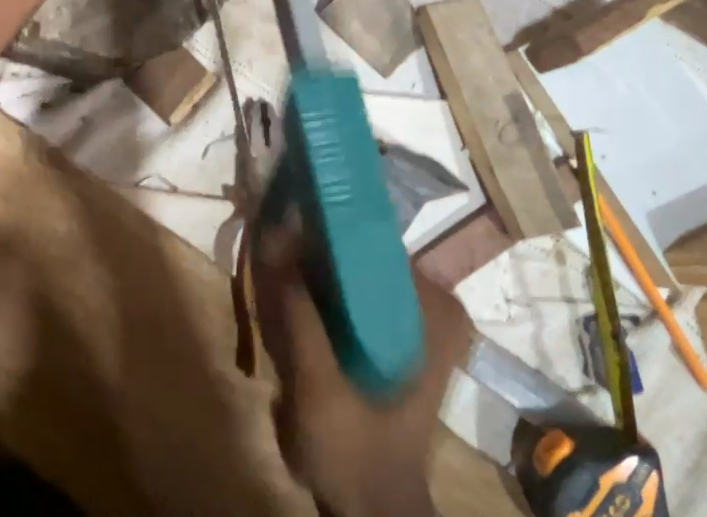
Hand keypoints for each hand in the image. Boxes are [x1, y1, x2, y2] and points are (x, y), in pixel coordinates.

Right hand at [253, 223, 471, 515]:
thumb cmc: (354, 447)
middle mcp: (433, 307)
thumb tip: (275, 231)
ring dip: (309, 269)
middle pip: (361, 253)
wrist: (370, 505)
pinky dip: (317, 293)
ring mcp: (413, 323)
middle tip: (268, 250)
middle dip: (312, 248)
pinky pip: (347, 294)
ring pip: (351, 272)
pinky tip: (288, 304)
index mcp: (438, 311)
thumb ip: (298, 313)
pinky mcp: (390, 338)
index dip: (326, 224)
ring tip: (272, 276)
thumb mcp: (319, 383)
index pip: (378, 239)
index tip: (281, 218)